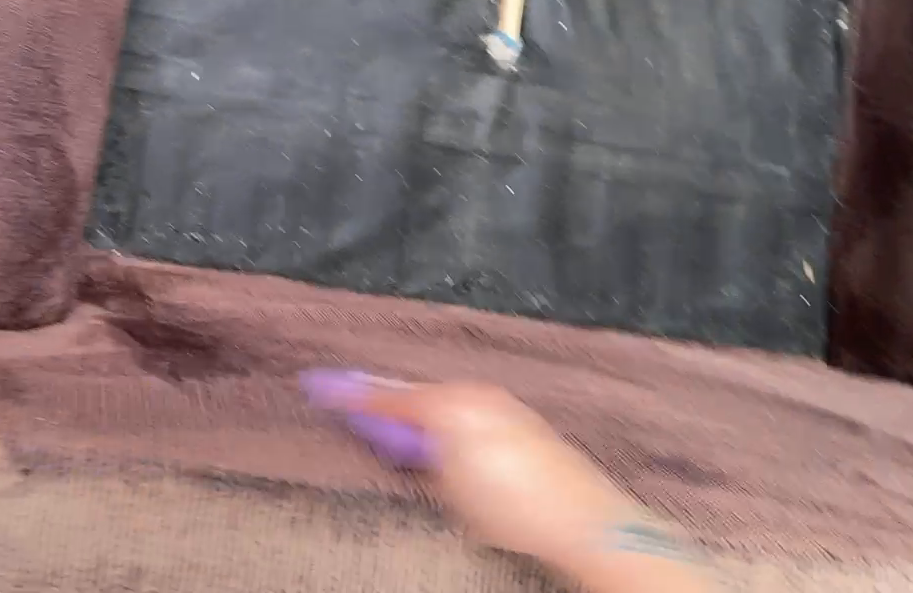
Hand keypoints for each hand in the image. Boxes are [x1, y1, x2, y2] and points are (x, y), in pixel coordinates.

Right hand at [302, 372, 708, 591]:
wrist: (594, 526)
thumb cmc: (512, 509)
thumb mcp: (449, 487)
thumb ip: (414, 451)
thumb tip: (392, 432)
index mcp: (447, 404)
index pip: (385, 397)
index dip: (348, 394)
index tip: (318, 386)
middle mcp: (470, 394)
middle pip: (411, 391)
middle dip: (379, 395)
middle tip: (347, 396)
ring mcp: (498, 404)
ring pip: (438, 398)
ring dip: (411, 404)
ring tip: (387, 414)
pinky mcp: (519, 419)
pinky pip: (463, 406)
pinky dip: (440, 412)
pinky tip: (436, 427)